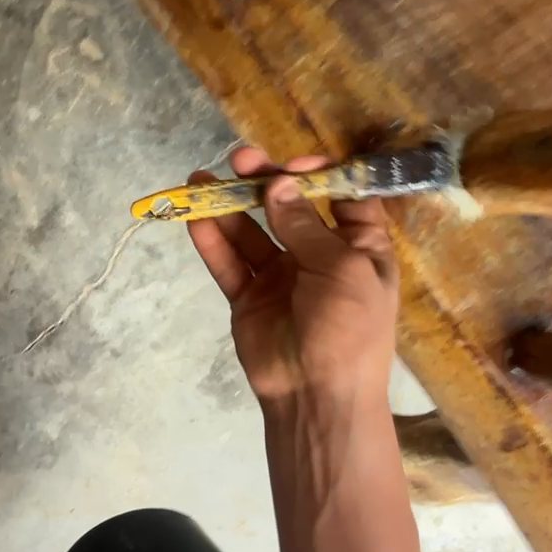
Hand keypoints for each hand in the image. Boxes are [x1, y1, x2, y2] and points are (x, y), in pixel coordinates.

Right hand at [186, 146, 398, 404]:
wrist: (316, 393)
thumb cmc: (349, 328)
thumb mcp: (341, 268)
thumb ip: (304, 226)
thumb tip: (278, 185)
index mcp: (358, 246)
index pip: (341, 197)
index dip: (319, 176)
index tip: (294, 165)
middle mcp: (317, 256)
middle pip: (287, 209)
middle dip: (264, 183)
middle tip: (240, 158)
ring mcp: (278, 276)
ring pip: (250, 233)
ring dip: (227, 207)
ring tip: (200, 180)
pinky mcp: (246, 297)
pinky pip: (228, 262)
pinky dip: (211, 242)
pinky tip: (193, 218)